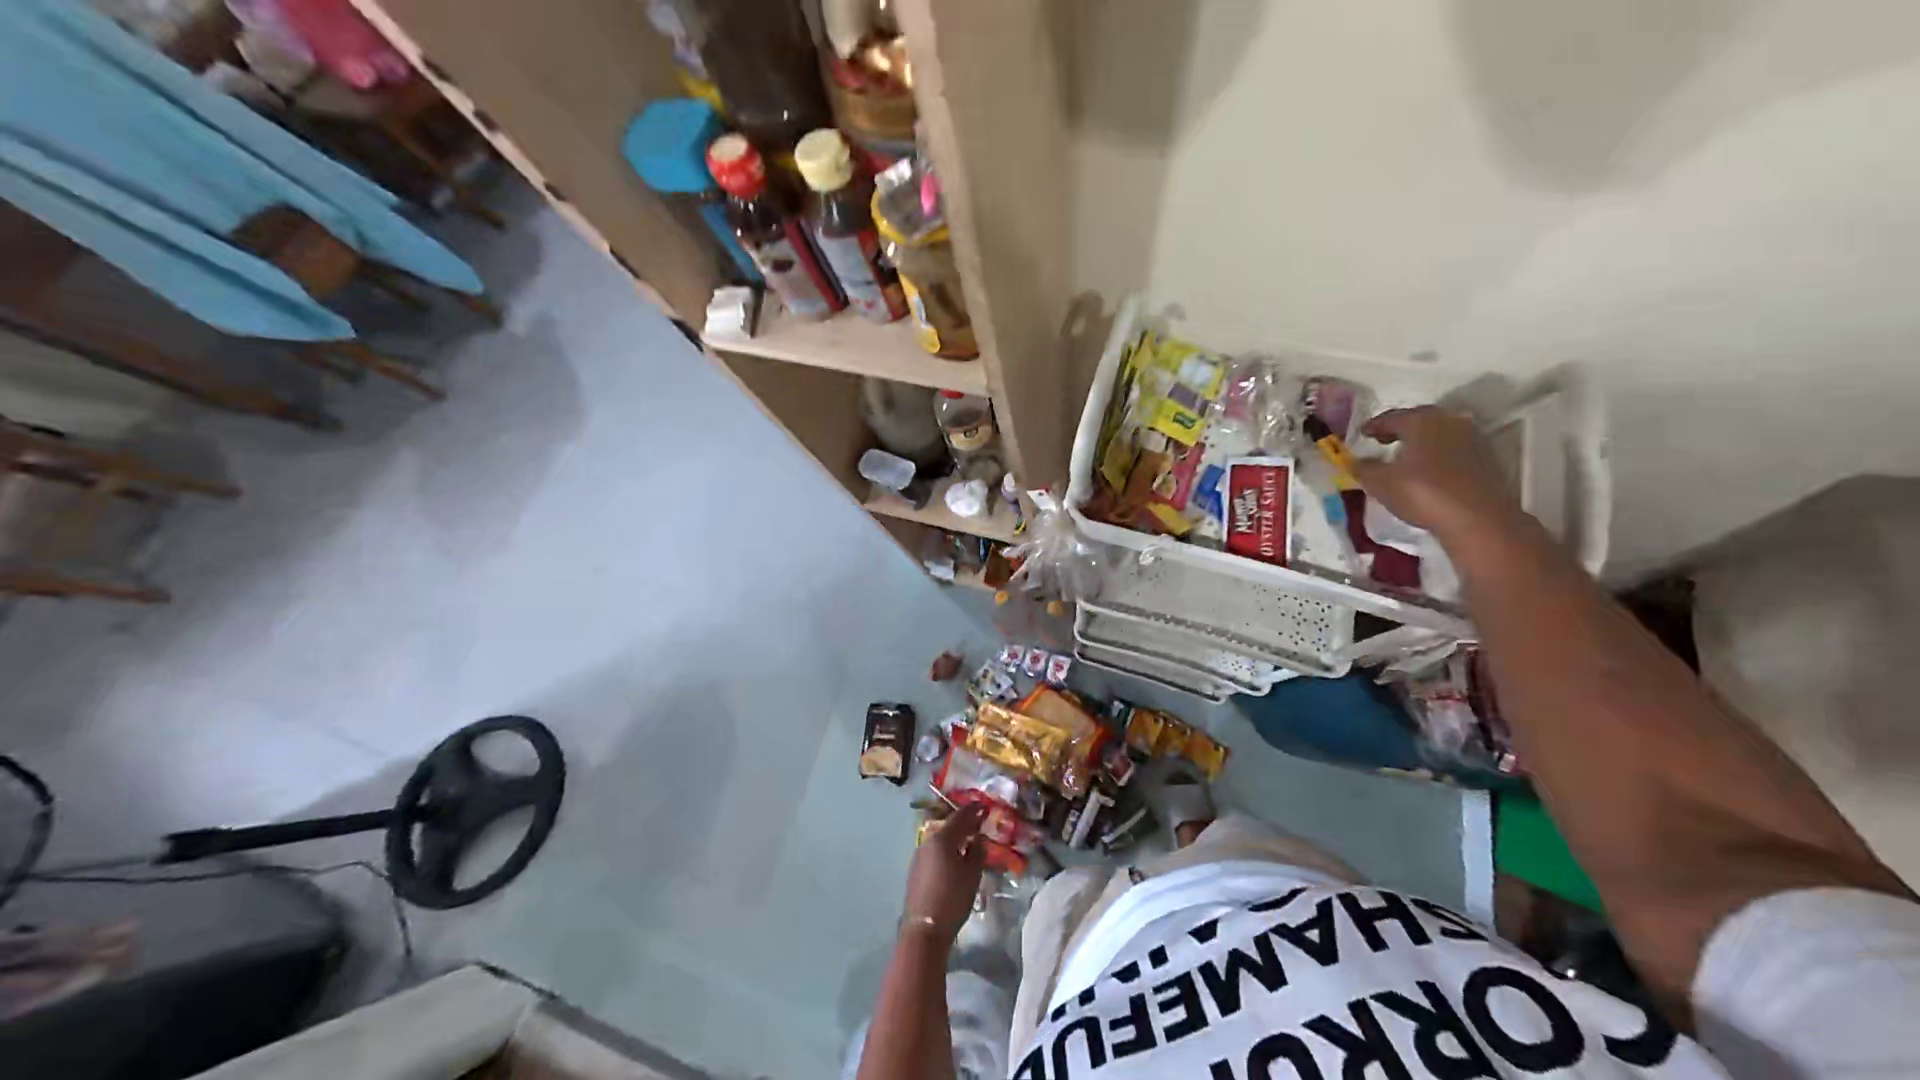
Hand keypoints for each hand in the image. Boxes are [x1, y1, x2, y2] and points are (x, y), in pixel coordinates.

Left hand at [902, 804, 987, 945]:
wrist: (924, 929)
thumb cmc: (952, 899)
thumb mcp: (972, 874)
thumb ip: (977, 851)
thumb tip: (978, 838)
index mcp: (942, 839)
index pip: (960, 816)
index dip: (973, 810)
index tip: (984, 806)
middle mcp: (928, 841)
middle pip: (948, 826)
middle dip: (964, 822)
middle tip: (979, 823)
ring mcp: (919, 855)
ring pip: (940, 838)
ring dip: (954, 836)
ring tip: (969, 839)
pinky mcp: (916, 869)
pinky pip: (934, 850)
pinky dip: (946, 847)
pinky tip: (955, 856)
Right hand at [1352, 406, 1522, 540]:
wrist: (1477, 519)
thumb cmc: (1422, 492)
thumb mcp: (1379, 482)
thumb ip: (1363, 468)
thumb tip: (1355, 461)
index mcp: (1421, 420)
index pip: (1391, 417)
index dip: (1373, 425)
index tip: (1362, 433)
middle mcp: (1449, 421)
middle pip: (1418, 420)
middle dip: (1399, 429)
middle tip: (1382, 440)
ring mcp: (1471, 438)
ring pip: (1438, 433)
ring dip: (1420, 441)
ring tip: (1404, 455)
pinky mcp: (1485, 458)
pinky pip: (1452, 448)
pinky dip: (1436, 453)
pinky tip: (1427, 469)